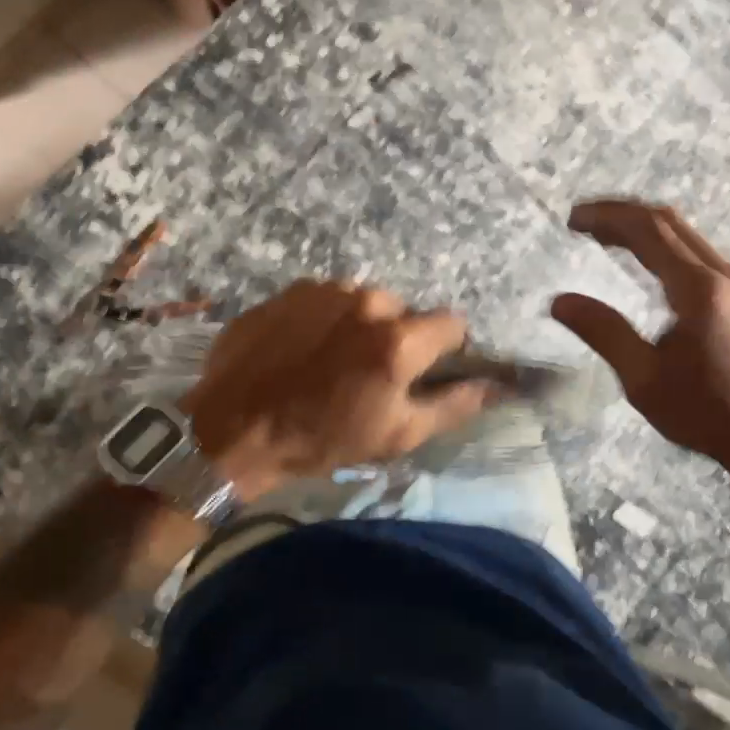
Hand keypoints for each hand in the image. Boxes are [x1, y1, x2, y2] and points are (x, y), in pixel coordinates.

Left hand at [180, 281, 491, 497]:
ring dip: (360, 326)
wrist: (232, 430)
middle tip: (369, 375)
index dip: (446, 349)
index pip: (452, 324)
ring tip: (330, 363)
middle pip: (406, 312)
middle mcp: (368, 301)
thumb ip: (454, 405)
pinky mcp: (291, 290)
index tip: (425, 372)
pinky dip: (325, 320)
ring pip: (365, 303)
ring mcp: (325, 290)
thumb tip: (497, 386)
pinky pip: (327, 299)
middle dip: (398, 338)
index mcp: (399, 339)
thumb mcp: (397, 435)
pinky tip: (302, 351)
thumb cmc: (321, 439)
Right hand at [552, 201, 729, 480]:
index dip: (607, 217)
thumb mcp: (644, 379)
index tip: (572, 220)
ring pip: (688, 237)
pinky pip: (700, 255)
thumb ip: (603, 332)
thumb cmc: (705, 413)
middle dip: (624, 215)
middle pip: (670, 223)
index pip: (648, 229)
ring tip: (607, 238)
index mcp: (699, 288)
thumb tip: (560, 301)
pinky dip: (667, 247)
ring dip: (646, 229)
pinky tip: (649, 266)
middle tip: (584, 223)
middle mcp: (724, 276)